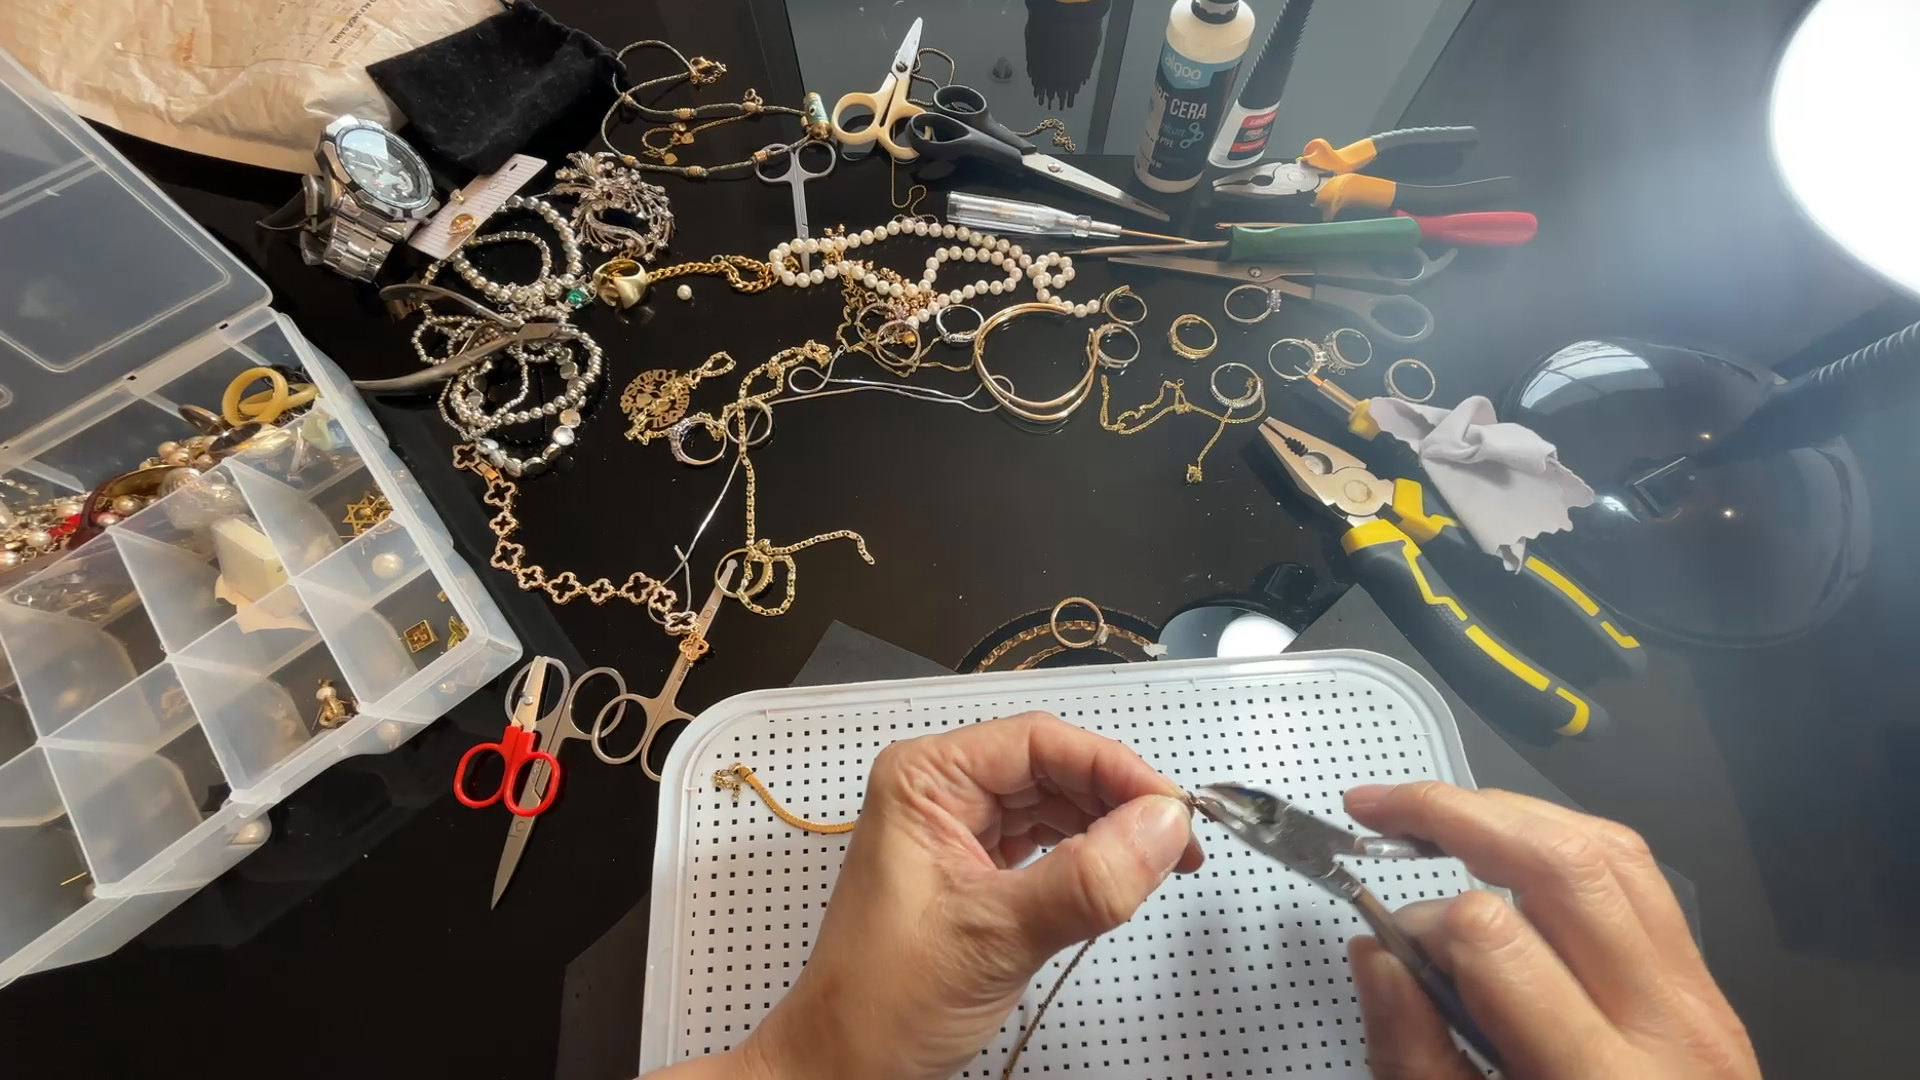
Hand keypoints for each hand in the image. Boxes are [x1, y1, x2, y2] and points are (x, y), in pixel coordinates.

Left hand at [726, 711, 1203, 1079]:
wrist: (845, 1066)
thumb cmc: (886, 999)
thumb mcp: (996, 934)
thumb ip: (1088, 879)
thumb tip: (1166, 827)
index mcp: (926, 775)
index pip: (1035, 741)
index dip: (1109, 765)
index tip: (1169, 804)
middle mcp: (941, 785)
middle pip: (1048, 765)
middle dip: (1114, 797)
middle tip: (1175, 838)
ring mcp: (957, 820)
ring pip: (1050, 798)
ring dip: (1106, 823)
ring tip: (1157, 857)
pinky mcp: (974, 856)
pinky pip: (1042, 834)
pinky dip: (1084, 849)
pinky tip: (1115, 869)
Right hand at [1342, 783, 1759, 1079]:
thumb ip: (1410, 1050)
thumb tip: (1372, 948)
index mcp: (1603, 1079)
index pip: (1494, 937)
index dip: (1422, 925)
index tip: (1394, 950)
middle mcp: (1669, 1025)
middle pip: (1561, 864)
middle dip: (1448, 813)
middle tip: (1375, 808)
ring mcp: (1697, 994)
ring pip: (1602, 847)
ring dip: (1498, 811)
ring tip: (1429, 814)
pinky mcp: (1697, 977)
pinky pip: (1629, 868)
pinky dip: (1549, 832)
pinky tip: (1497, 840)